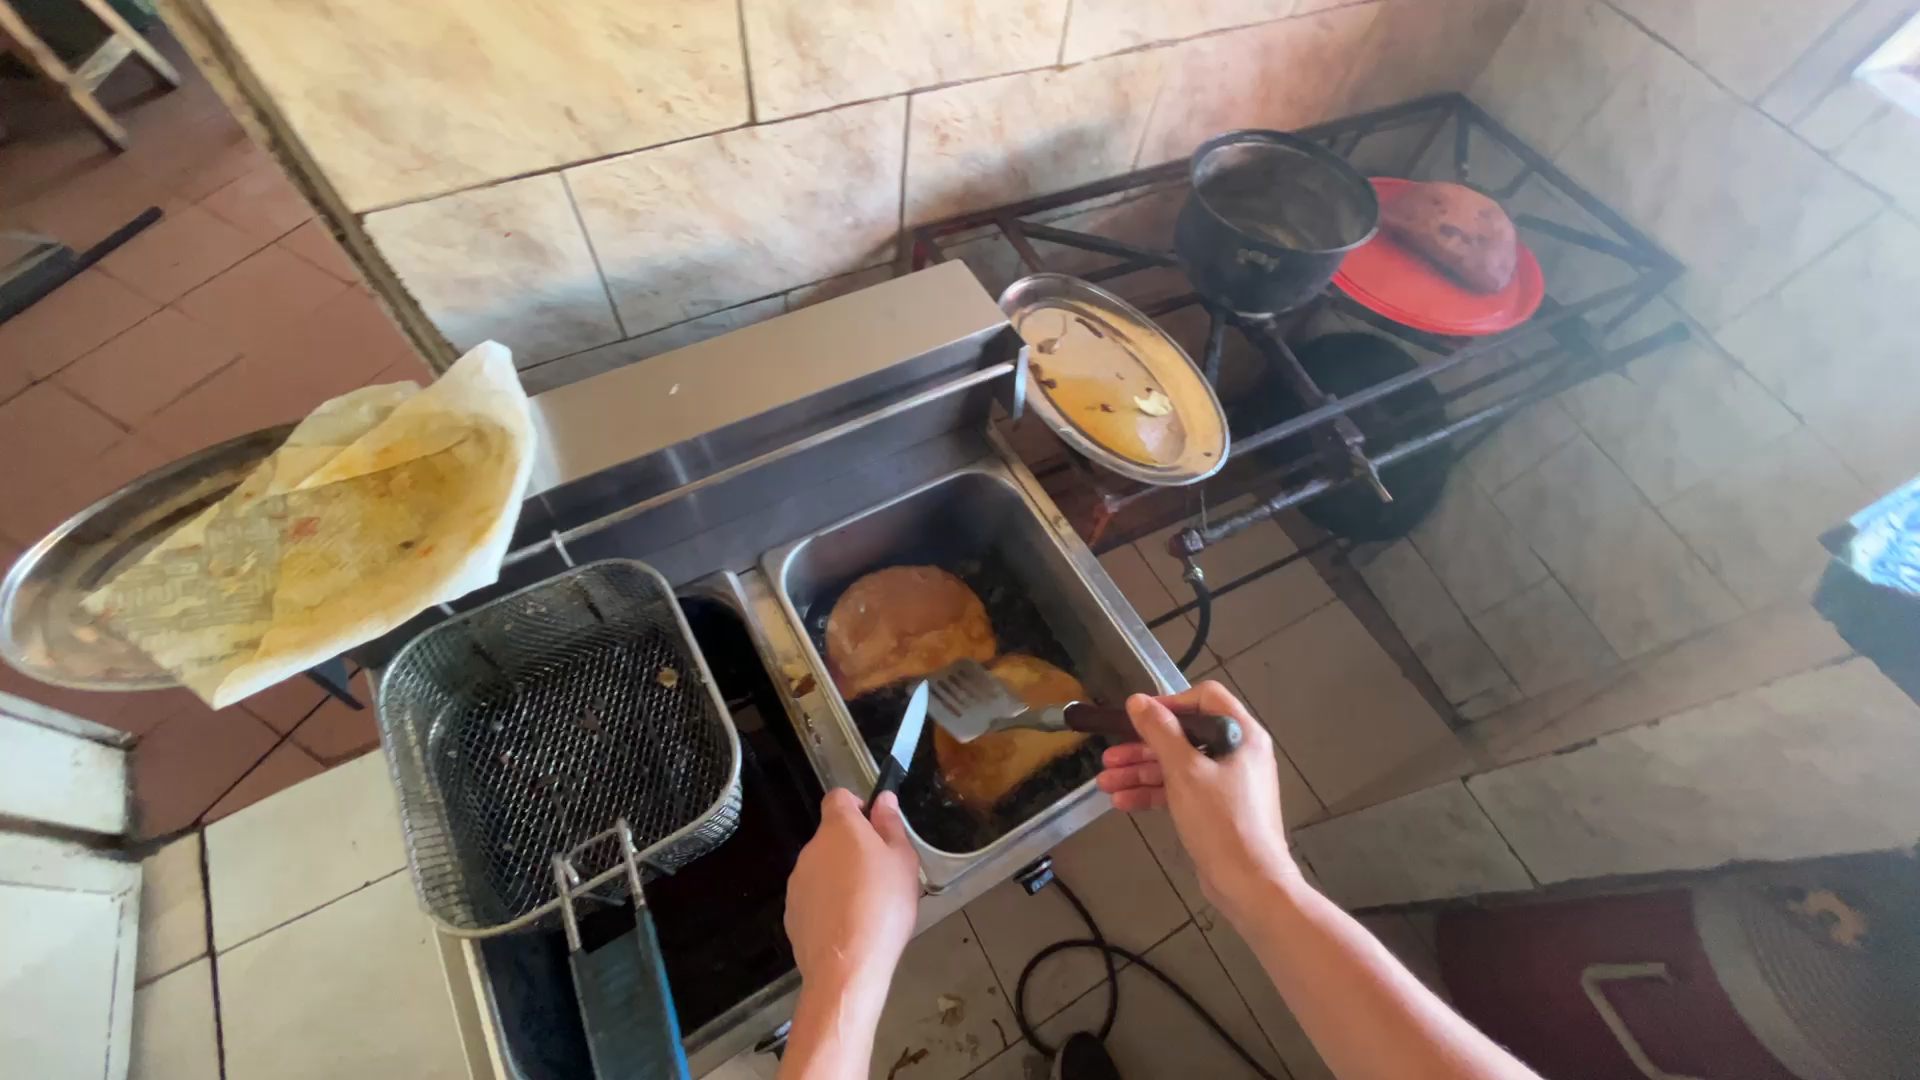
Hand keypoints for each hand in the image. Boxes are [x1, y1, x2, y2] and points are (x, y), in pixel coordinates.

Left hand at [784, 789, 920, 1000]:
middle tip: (880, 872)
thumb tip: (883, 799)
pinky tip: (848, 928)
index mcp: (838, 828)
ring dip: (839, 876)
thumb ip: (891, 825)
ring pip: (822, 868)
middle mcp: (811, 849)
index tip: (875, 827)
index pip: (839, 797)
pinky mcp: (791, 914)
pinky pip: (813, 898)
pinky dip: (827, 904)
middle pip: (831, 836)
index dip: (857, 806)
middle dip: (853, 847)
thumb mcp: (902, 860)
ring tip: (866, 906)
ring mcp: (797, 882)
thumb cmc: (883, 905)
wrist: (847, 968)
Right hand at [1096, 681, 1299, 914]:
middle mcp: (1237, 753)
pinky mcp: (1216, 808)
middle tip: (1110, 756)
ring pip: (1177, 765)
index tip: (1140, 717)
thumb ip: (1159, 732)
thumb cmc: (1222, 821)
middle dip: (1142, 747)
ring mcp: (1226, 782)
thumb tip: (1137, 701)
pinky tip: (1123, 801)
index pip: (1205, 699)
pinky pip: (1180, 789)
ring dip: (1140, 772)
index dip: (1170, 703)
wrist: (1250, 886)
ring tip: (1105, 782)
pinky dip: (1154, 793)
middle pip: (1183, 735)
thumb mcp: (1185, 771)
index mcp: (1241, 735)